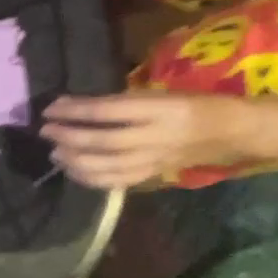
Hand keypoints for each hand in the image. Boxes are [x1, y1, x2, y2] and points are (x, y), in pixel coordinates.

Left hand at [42, 92, 250, 187]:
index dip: (74, 111)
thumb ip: (115, 102)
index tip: (49, 110)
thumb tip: (65, 106)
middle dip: (68, 136)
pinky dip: (86, 177)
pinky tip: (72, 169)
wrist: (231, 131)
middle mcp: (157, 137)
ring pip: (104, 166)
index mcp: (162, 111)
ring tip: (55, 152)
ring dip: (72, 160)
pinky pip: (112, 182)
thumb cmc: (188, 106)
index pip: (108, 111)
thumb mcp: (157, 95)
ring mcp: (154, 160)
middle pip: (103, 141)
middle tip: (46, 131)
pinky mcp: (151, 175)